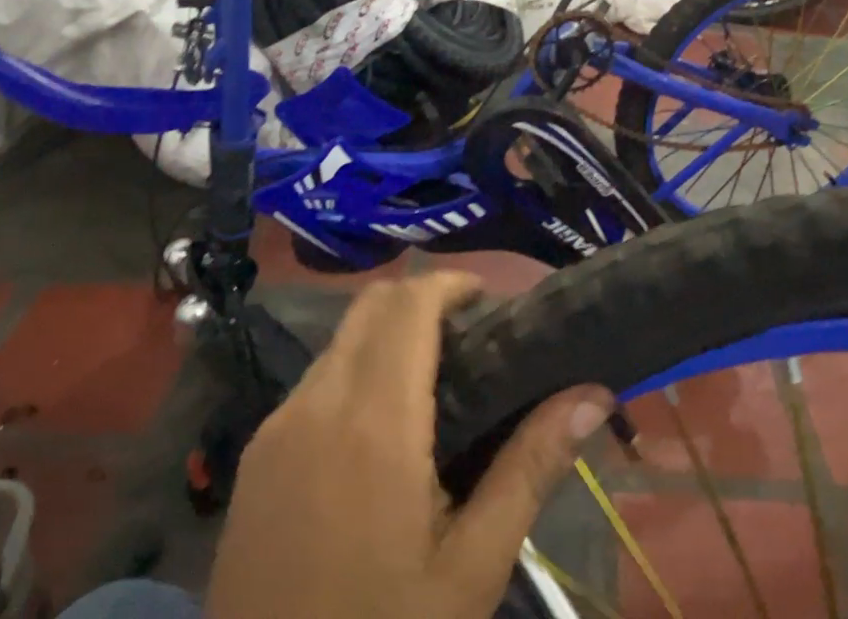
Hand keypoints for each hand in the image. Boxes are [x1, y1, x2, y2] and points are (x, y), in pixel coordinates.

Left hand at [209, 273, 613, 618]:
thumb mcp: (472, 565)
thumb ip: (530, 467)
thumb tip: (594, 394)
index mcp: (373, 423)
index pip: (406, 306)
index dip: (450, 283)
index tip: (492, 300)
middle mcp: (314, 405)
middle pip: (368, 309)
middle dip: (422, 302)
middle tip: (476, 339)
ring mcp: (274, 429)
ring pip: (338, 343)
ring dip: (386, 337)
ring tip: (437, 383)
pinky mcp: (254, 457)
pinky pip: (312, 384)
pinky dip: (354, 372)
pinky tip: (382, 430)